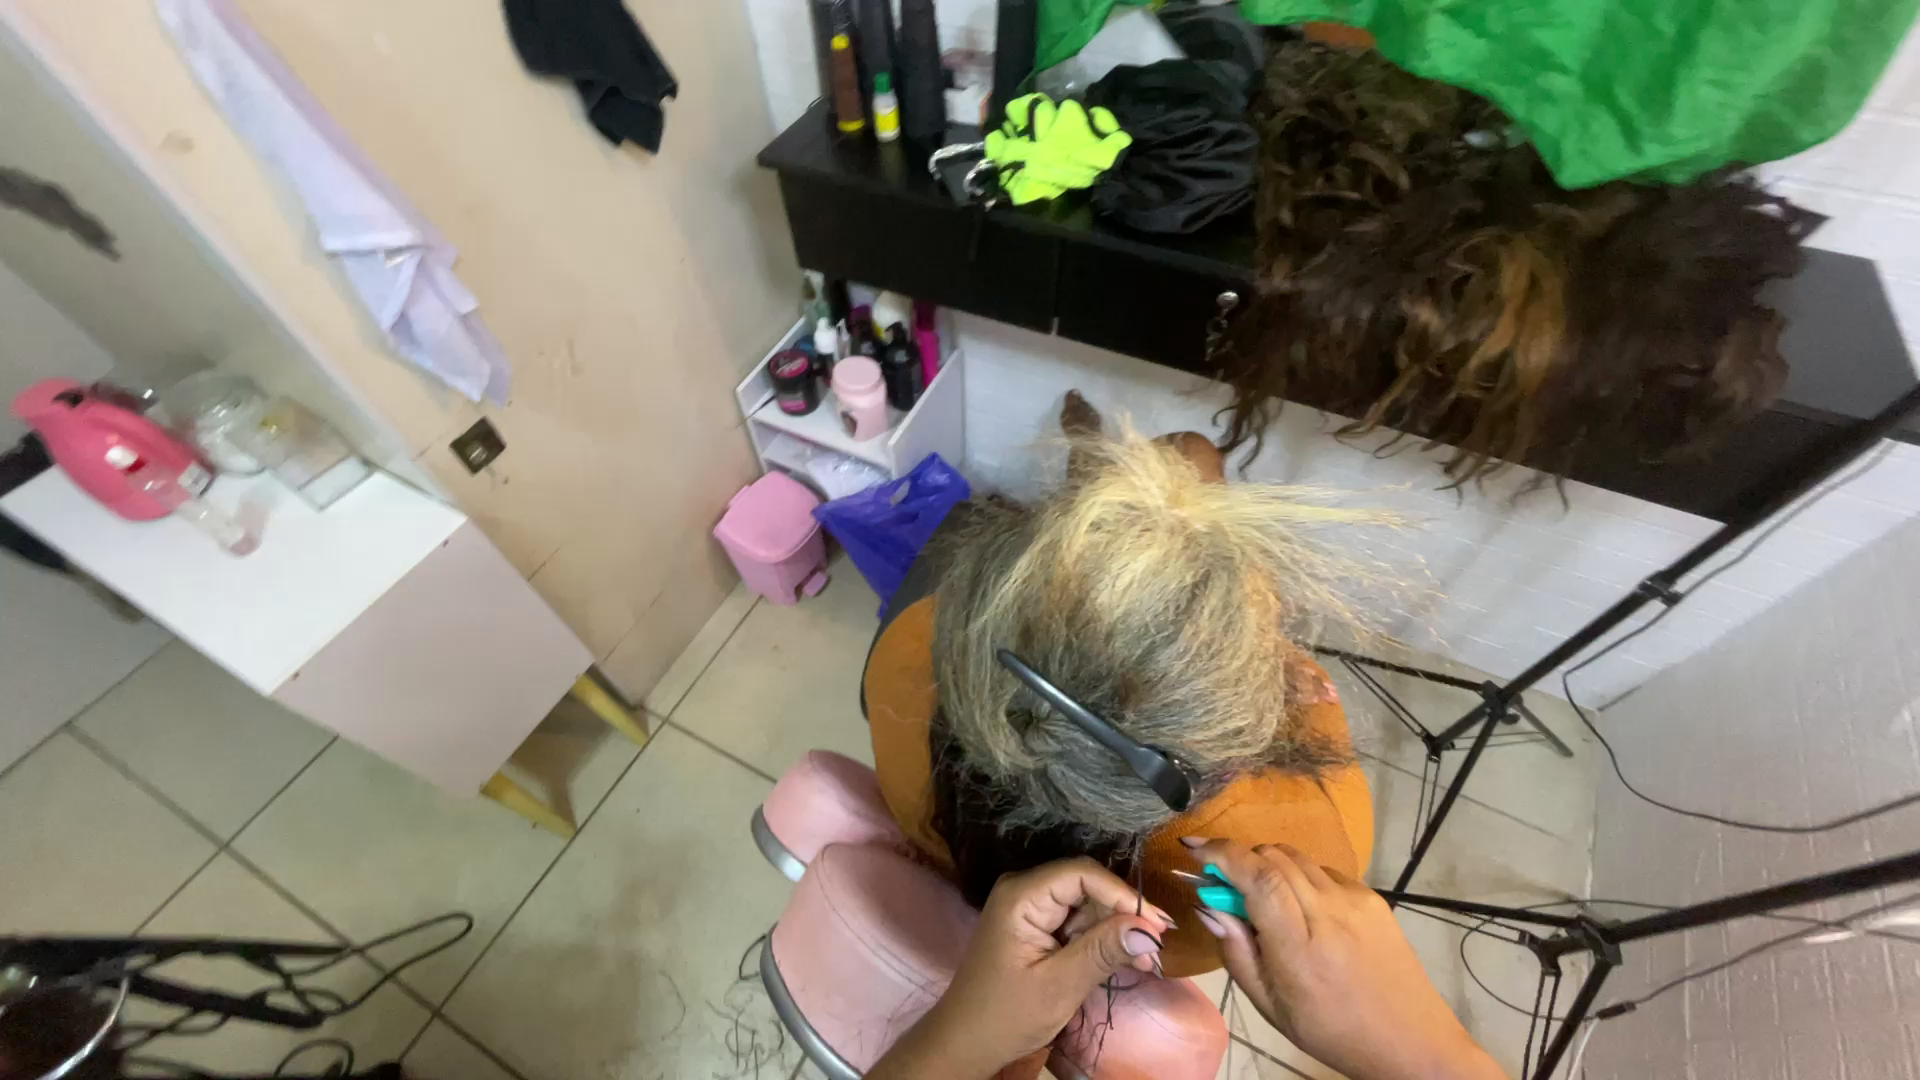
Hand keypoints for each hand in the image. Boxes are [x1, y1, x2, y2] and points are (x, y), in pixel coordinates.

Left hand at [867, 857, 1175, 1079]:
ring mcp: (1029, 904)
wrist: (967, 1040)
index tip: (1158, 925)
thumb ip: (1101, 951)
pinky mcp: (1035, 921)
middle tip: (1157, 945)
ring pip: (1084, 901)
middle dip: (1121, 912)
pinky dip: (1098, 936)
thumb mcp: (1059, 986)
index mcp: (1021, 894)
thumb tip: (1149, 929)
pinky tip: (1123, 955)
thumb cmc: (1006, 1015)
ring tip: (1146, 957)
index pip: (1081, 873)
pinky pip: (1075, 917)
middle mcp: (1024, 888)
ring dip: (1114, 927)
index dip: (1121, 894)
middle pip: (1084, 884)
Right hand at [1185, 840, 1505, 1079]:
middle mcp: (1328, 913)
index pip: (1257, 877)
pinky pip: (1319, 868)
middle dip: (1238, 858)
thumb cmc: (1333, 1032)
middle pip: (1270, 856)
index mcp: (1300, 946)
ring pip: (1293, 856)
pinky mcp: (1371, 896)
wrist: (1416, 1044)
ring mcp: (1354, 900)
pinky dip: (1298, 875)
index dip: (1221, 853)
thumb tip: (1209, 904)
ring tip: (1264, 897)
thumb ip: (1235, 951)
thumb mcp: (1271, 1005)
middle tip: (1224, 882)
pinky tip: (1303, 907)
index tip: (1193, 848)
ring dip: (1266, 864)